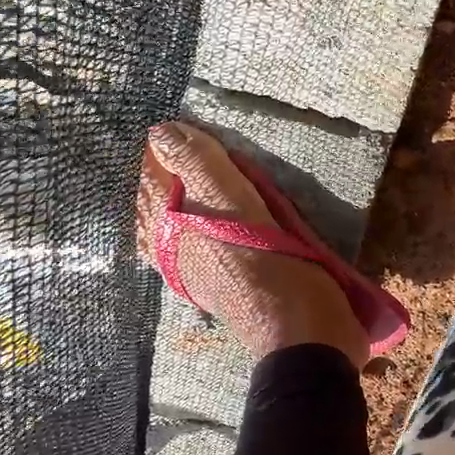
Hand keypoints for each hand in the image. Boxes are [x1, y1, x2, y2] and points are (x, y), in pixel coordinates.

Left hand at [138, 121, 369, 365]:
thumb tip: (163, 131)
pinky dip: (204, 229)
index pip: (154, 178)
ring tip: (201, 182)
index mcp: (171, 229)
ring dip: (185, 203)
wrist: (300, 328)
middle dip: (171, 175)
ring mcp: (196, 274)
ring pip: (179, 229)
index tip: (184, 126)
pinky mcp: (223, 288)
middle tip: (193, 146)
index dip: (166, 150)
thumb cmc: (268, 261)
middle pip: (162, 205)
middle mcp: (174, 252)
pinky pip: (202, 248)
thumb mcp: (236, 204)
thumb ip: (200, 166)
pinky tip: (216, 230)